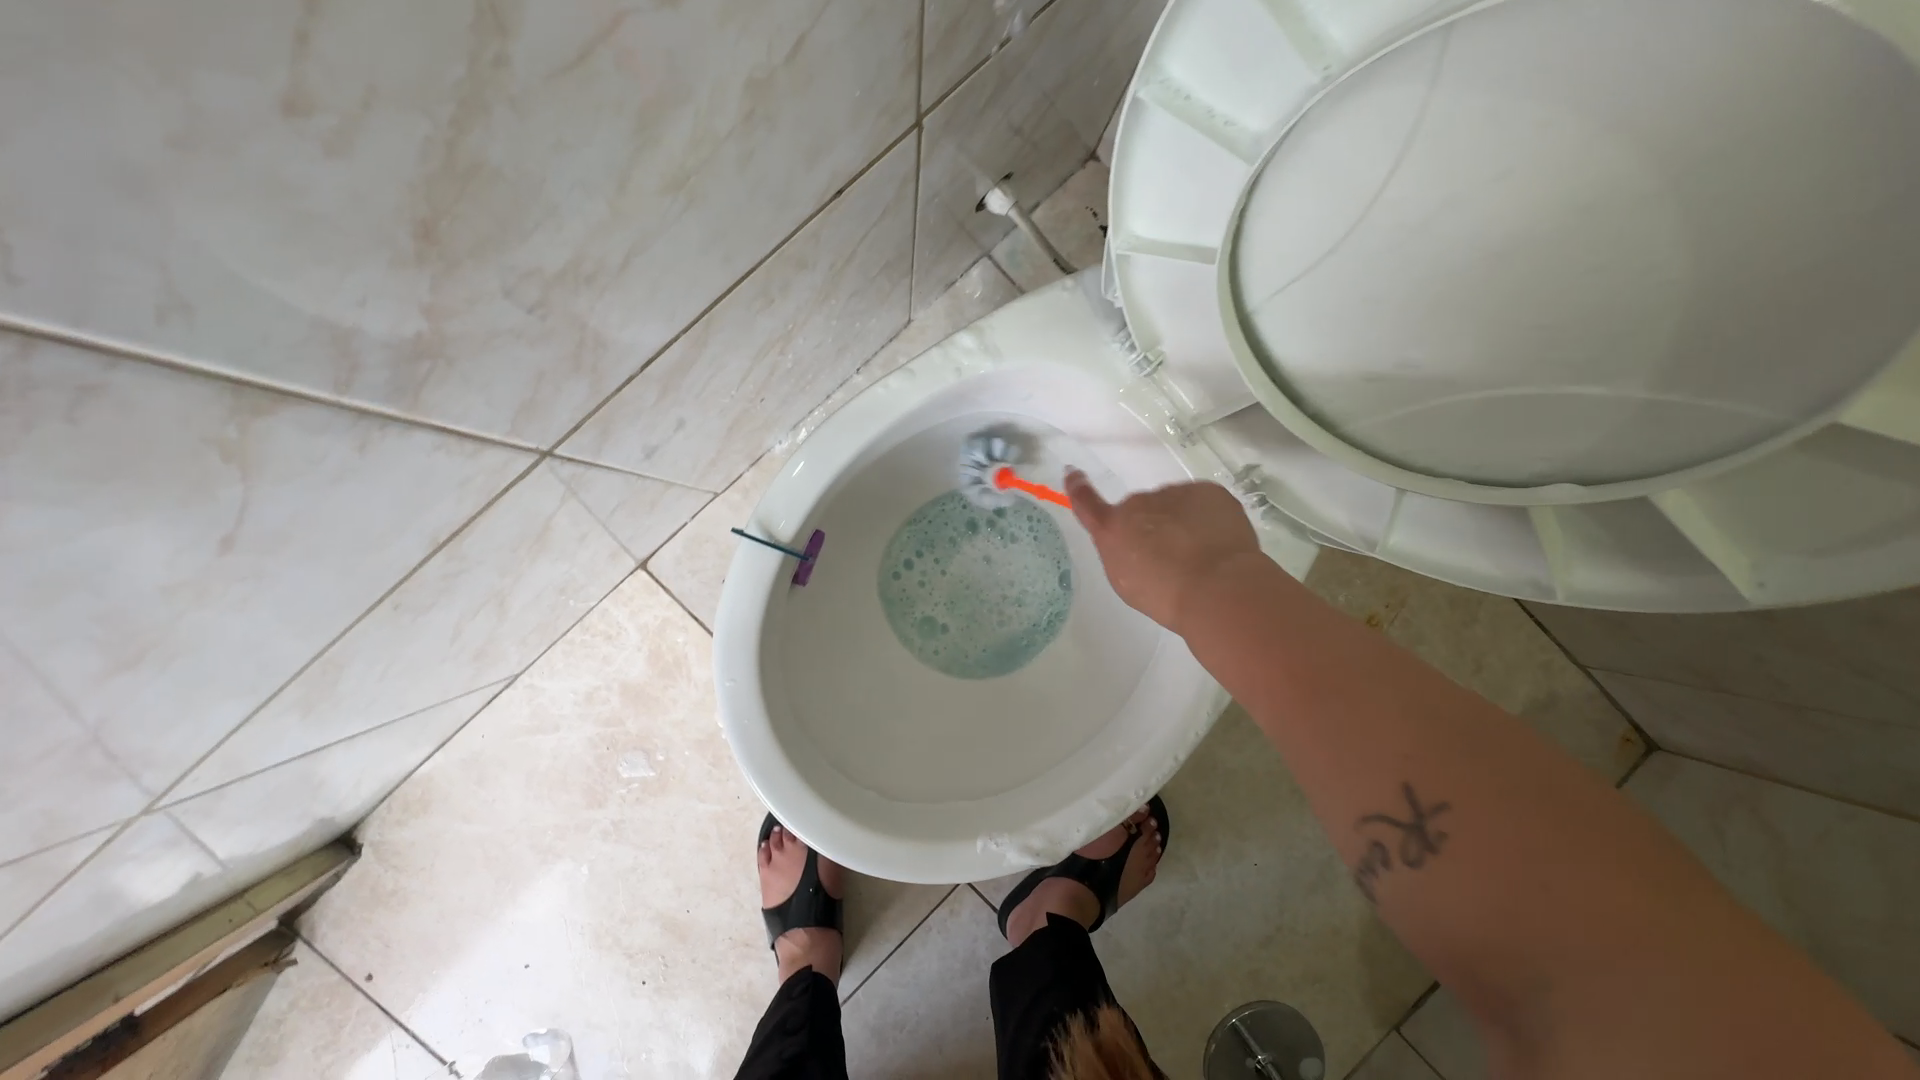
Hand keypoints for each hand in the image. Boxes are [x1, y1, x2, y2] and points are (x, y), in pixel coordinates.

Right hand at [1063, 469, 1263, 634]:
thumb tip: (1138, 539)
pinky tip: (1218, 543)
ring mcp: (1172, 493)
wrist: (1214, 586)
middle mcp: (1136, 504)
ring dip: (1182, 523)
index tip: (1073, 473)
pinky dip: (1208, 518)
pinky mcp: (1205, 490)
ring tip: (1200, 556)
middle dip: (1154, 526)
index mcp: (1112, 530)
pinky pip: (1202, 502)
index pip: (1087, 504)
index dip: (1079, 488)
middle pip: (1142, 510)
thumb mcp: (1128, 580)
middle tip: (1173, 558)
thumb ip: (1124, 552)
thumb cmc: (1165, 595)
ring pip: (1175, 505)